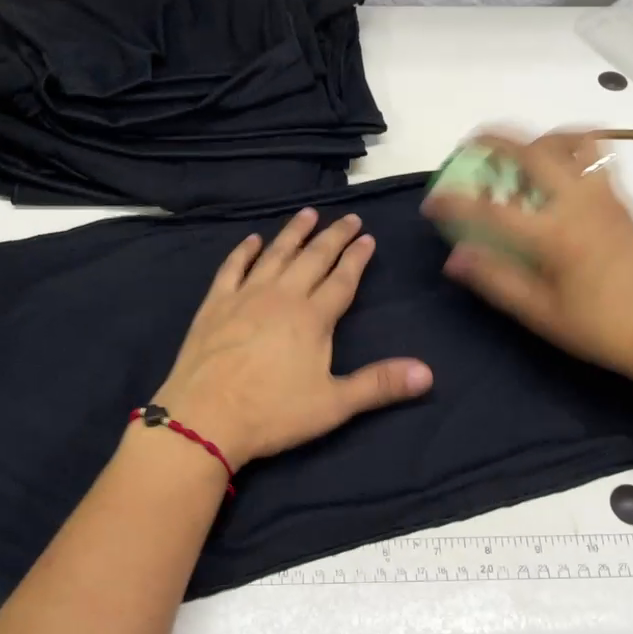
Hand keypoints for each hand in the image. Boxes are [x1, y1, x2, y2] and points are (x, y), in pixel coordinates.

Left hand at [150, 208, 433, 469]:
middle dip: (333, 236)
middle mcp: (282, 296)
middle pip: (313, 258)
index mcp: (313, 318)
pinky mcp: (214, 305)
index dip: (357, 258)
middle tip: (348, 218)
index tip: (368, 238)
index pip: (342, 279)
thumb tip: (428, 372)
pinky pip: (232, 268)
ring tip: (308, 214)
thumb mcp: (334, 405)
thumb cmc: (273, 414)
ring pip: (275, 254)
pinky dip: (244, 251)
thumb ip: (379, 385)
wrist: (205, 419)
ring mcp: (245, 297)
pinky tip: (253, 240)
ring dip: (293, 233)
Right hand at [421, 130, 632, 378]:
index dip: (455, 203)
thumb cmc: (604, 329)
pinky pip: (594, 156)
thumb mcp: (542, 314)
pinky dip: (569, 148)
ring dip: (537, 137)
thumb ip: (497, 281)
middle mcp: (579, 202)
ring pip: (570, 142)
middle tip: (470, 145)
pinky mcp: (623, 201)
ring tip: (518, 153)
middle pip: (532, 151)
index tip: (432, 203)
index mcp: (555, 234)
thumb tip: (455, 258)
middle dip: (494, 140)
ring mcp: (605, 196)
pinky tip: (557, 171)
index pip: (492, 209)